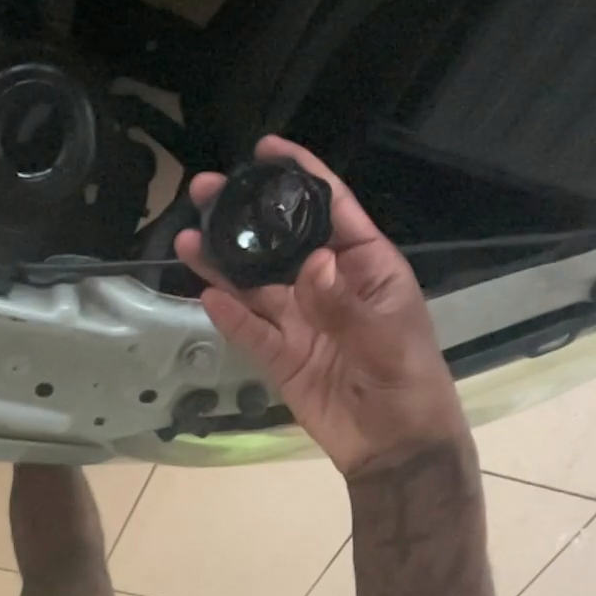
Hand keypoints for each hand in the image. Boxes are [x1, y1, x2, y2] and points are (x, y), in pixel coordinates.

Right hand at [175, 136, 467, 476]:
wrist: (393, 444)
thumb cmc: (407, 381)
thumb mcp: (385, 336)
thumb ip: (343, 301)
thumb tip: (309, 264)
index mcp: (365, 268)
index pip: (331, 211)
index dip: (301, 178)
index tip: (268, 151)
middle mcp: (326, 287)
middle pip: (280, 244)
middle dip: (245, 218)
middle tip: (205, 192)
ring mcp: (299, 323)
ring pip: (254, 286)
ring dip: (223, 264)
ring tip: (188, 239)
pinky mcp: (278, 357)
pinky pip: (248, 332)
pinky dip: (227, 316)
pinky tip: (204, 294)